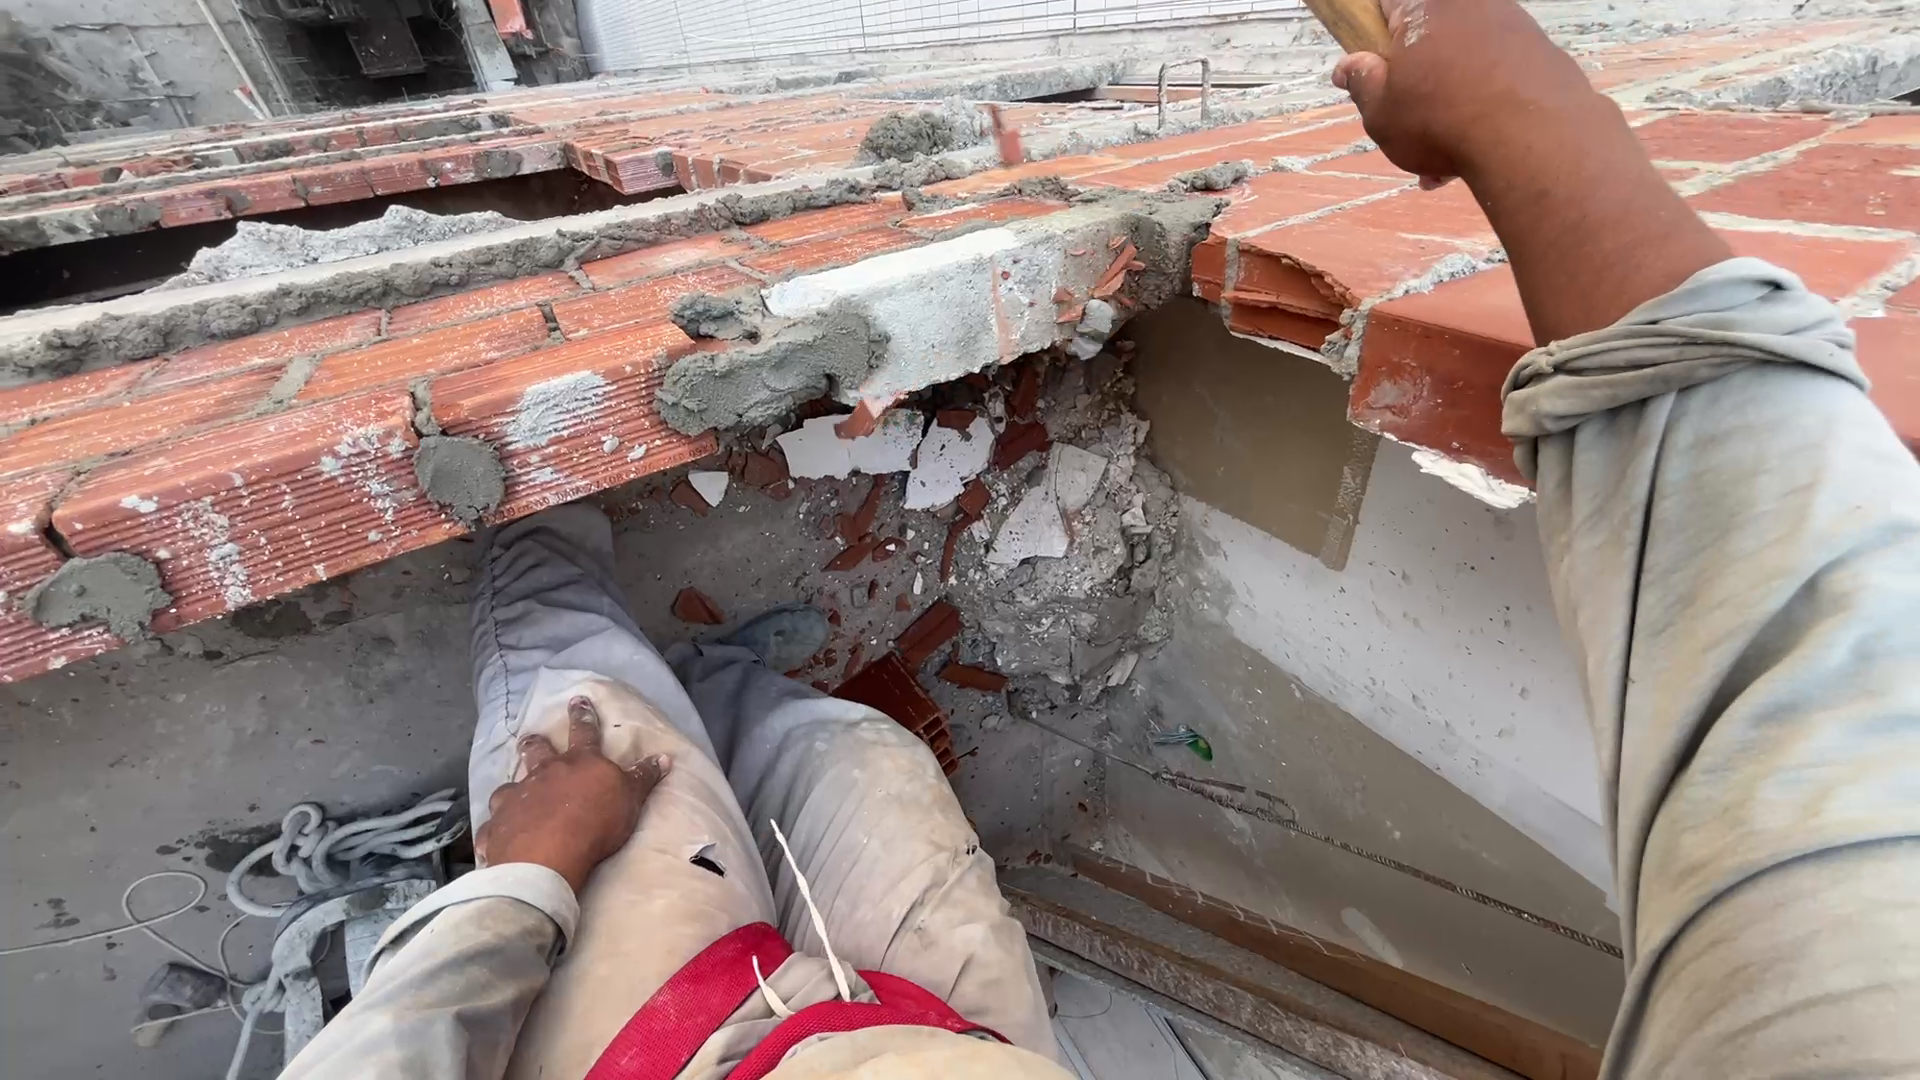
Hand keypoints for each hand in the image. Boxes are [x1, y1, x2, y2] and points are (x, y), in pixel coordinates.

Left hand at [475, 696, 670, 892]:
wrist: (547, 857)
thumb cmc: (596, 822)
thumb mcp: (631, 798)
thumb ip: (643, 777)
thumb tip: (664, 757)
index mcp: (579, 763)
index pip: (585, 732)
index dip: (583, 716)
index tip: (577, 701)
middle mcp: (543, 775)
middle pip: (537, 752)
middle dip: (535, 743)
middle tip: (530, 736)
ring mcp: (515, 801)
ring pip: (508, 787)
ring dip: (511, 787)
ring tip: (509, 790)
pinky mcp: (496, 829)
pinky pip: (492, 826)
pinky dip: (495, 828)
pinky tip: (495, 834)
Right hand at [1331, 0, 1610, 187]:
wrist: (1526, 134)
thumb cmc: (1436, 119)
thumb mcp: (1378, 110)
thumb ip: (1361, 81)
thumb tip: (1349, 65)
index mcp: (1424, 8)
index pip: (1386, 3)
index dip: (1373, 35)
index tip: (1369, 68)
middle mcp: (1470, 2)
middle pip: (1425, 40)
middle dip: (1409, 83)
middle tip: (1399, 127)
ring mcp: (1508, 21)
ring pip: (1456, 65)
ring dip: (1440, 106)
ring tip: (1433, 158)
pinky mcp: (1535, 47)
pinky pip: (1488, 78)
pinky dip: (1472, 110)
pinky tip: (1464, 152)